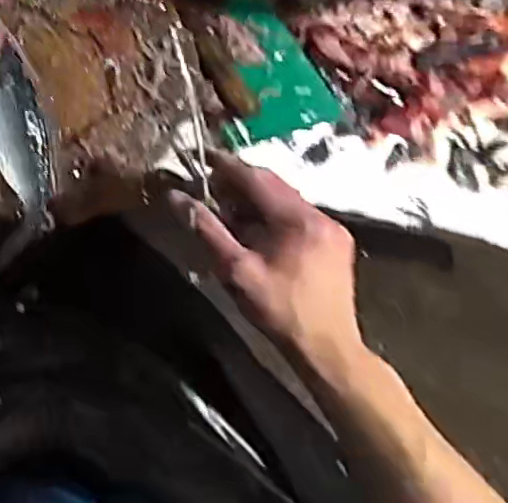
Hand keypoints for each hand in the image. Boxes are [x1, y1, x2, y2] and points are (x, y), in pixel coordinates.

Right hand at [171, 152, 362, 368]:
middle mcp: (320, 217)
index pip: (255, 177)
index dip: (224, 165)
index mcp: (299, 220)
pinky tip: (250, 229)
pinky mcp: (331, 242)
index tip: (199, 157)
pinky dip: (267, 212)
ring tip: (225, 213)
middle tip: (207, 189)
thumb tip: (175, 197)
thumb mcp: (235, 269)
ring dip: (250, 198)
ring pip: (281, 196)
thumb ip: (206, 228)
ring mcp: (330, 229)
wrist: (329, 351)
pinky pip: (292, 212)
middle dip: (236, 182)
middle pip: (270, 183)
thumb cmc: (280, 310)